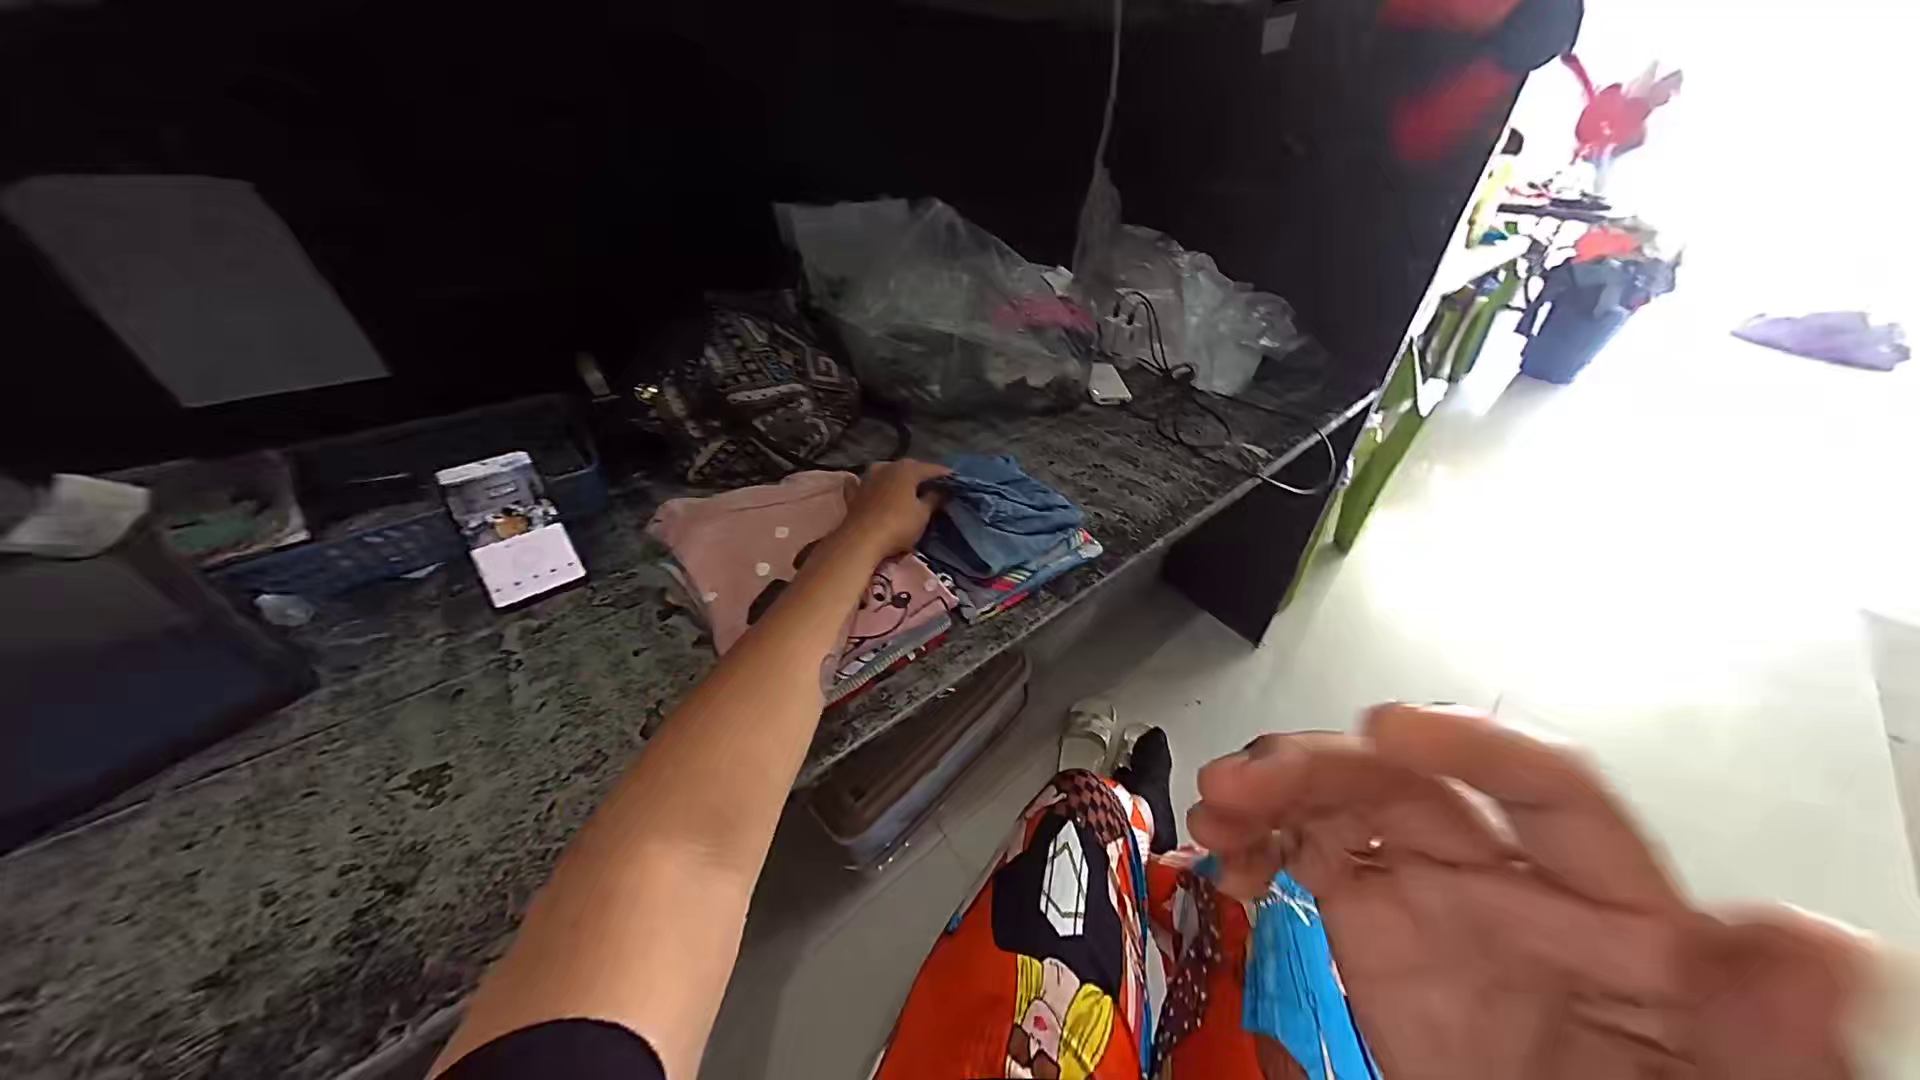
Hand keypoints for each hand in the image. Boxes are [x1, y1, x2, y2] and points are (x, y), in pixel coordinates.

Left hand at [839, 459, 949, 558]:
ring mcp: (867, 479)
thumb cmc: (898, 525)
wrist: (860, 541)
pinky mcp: (853, 495)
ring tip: (904, 484)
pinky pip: (861, 484)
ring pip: (884, 472)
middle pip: (908, 467)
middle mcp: (886, 467)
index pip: (931, 469)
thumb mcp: (923, 515)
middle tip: (932, 484)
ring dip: (894, 476)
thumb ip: (933, 500)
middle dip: (920, 474)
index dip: (944, 475)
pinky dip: (866, 484)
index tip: (955, 480)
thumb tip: (939, 491)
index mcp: (907, 470)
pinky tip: (864, 484)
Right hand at [1188, 704, 1871, 1079]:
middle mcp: (1499, 873)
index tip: (1378, 725)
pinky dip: (1256, 839)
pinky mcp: (1360, 909)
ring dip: (1267, 792)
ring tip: (1214, 809)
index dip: (1466, 743)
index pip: (1543, 791)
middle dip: (1312, 767)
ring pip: (1336, 801)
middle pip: (1398, 782)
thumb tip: (1811, 940)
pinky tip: (1226, 857)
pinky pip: (1300, 849)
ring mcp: (1419, 887)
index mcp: (1601, 908)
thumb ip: (1767, 1040)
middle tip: (1237, 784)